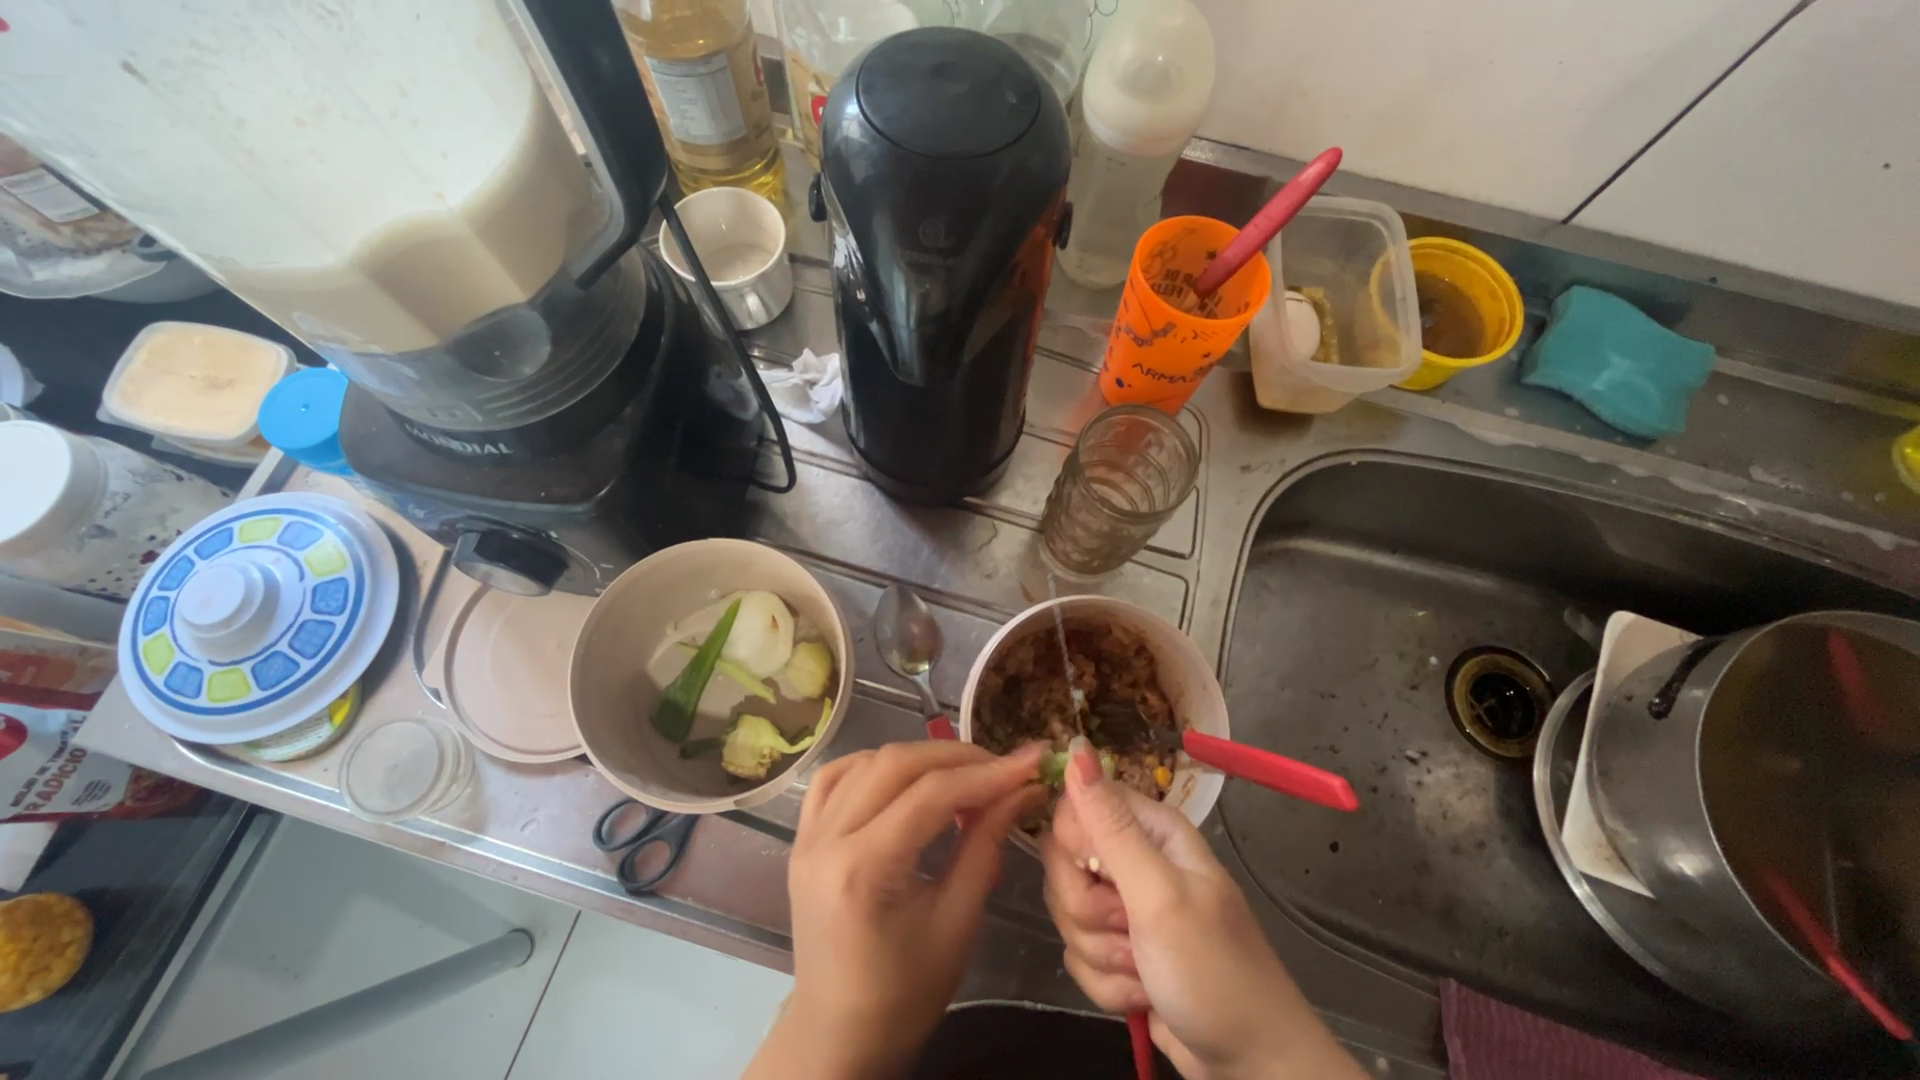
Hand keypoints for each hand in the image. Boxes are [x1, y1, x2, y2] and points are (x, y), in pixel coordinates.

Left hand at [745, 740, 1045, 1079]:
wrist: (840, 1032)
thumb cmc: (905, 992)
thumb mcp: (958, 920)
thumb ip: (986, 843)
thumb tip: (1025, 789)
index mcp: (863, 870)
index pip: (930, 795)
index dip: (987, 773)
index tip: (1031, 763)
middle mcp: (826, 841)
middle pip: (895, 764)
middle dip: (957, 757)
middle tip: (1003, 767)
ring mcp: (807, 836)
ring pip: (865, 762)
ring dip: (919, 758)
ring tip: (964, 774)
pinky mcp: (803, 838)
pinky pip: (834, 778)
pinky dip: (874, 765)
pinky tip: (906, 777)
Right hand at [1042, 737, 1365, 1079]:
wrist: (1250, 1064)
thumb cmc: (1213, 971)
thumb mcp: (1160, 893)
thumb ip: (1110, 825)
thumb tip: (1077, 743)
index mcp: (1152, 831)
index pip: (1076, 807)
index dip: (1074, 844)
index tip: (1096, 873)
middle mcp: (1137, 861)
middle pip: (1064, 864)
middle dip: (1087, 910)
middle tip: (1129, 928)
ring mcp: (1126, 910)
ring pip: (1068, 914)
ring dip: (1101, 953)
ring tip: (1145, 968)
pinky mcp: (1118, 953)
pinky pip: (1077, 956)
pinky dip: (1107, 983)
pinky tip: (1143, 994)